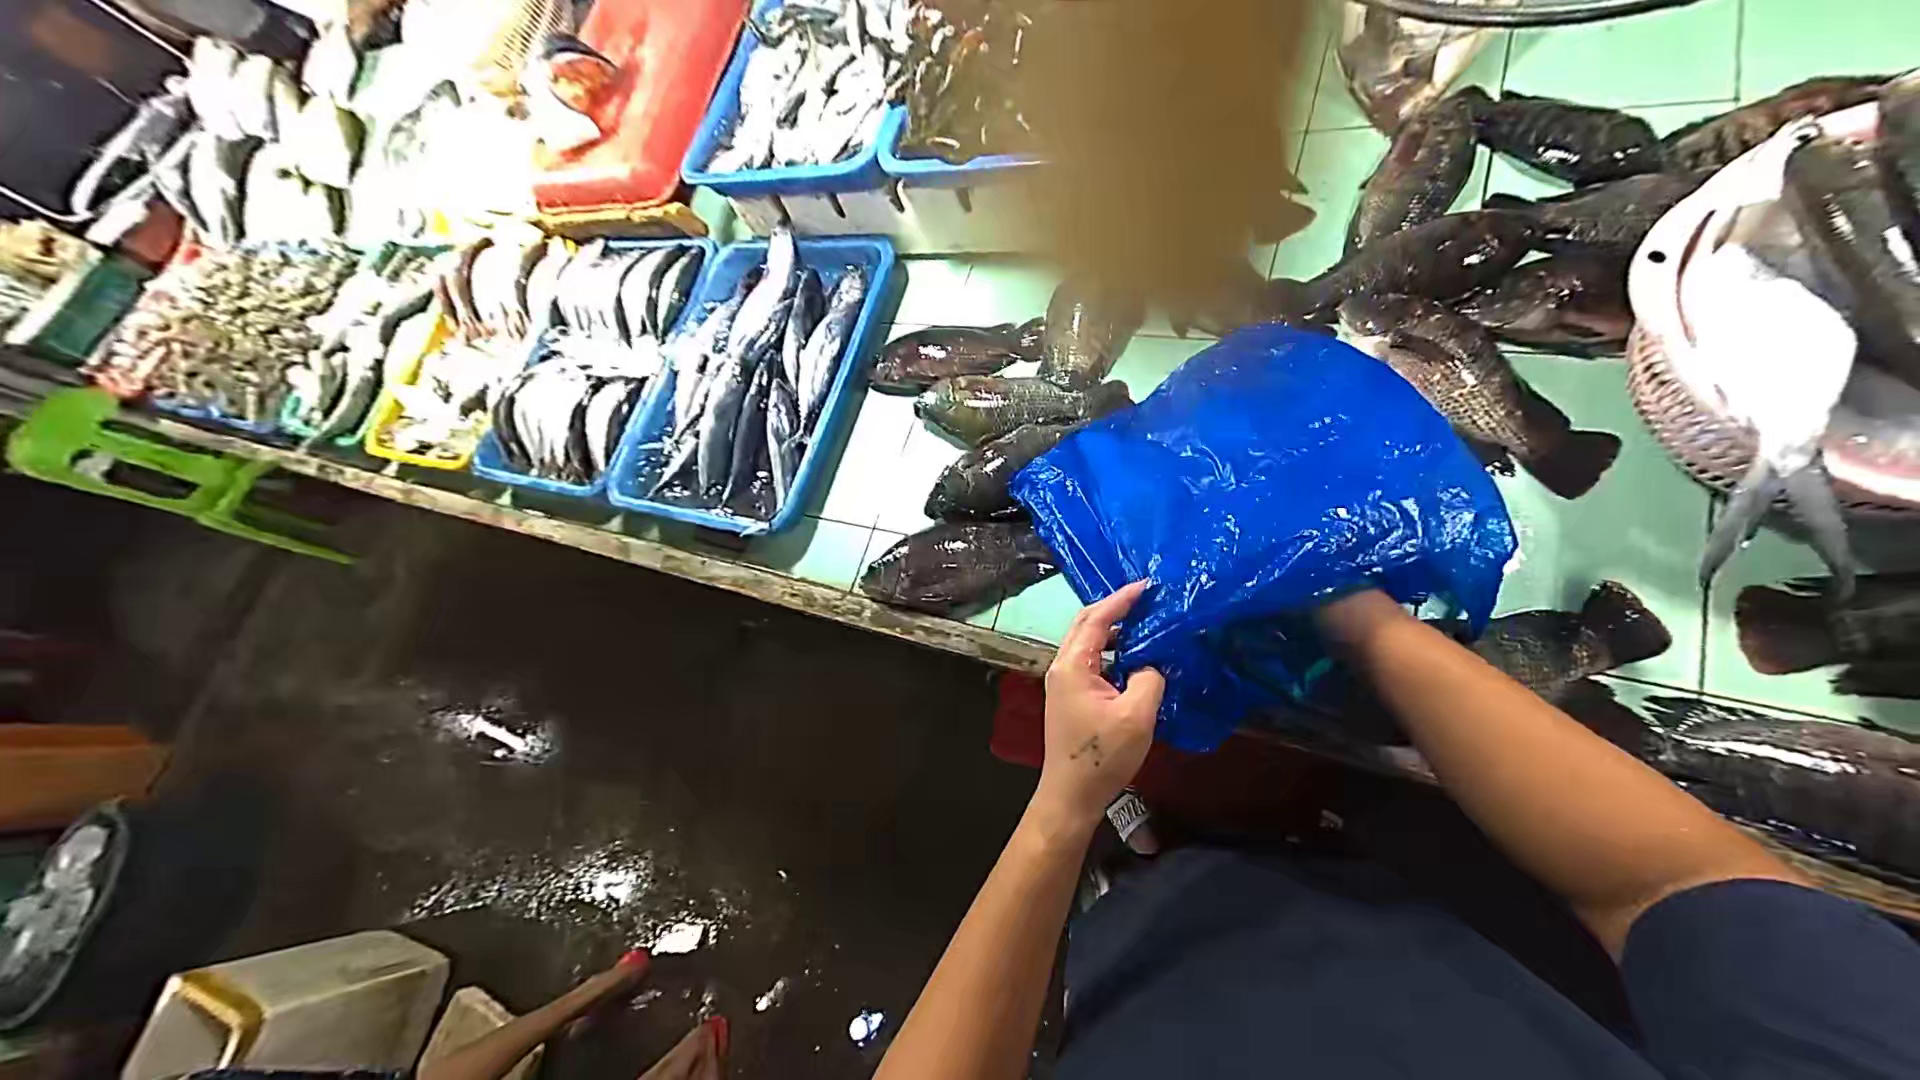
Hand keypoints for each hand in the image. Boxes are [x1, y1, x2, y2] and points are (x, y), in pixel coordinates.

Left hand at [1033, 580, 1165, 831]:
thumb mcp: (1136, 715)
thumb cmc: (1102, 755)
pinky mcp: (1070, 695)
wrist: (1072, 793)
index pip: (1097, 620)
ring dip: (1113, 630)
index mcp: (1072, 665)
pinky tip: (1133, 657)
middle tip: (1145, 599)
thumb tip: (1150, 663)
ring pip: (1088, 643)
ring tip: (1144, 623)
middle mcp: (1062, 666)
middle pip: (1086, 625)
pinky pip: (1091, 660)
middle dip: (1114, 608)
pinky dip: (1111, 651)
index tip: (1146, 586)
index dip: (1121, 600)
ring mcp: (1063, 681)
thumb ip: (1148, 678)